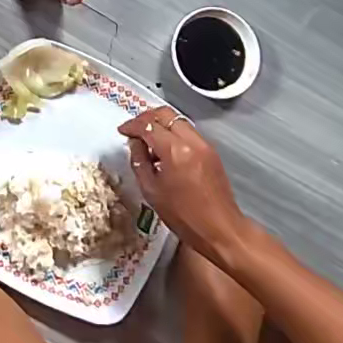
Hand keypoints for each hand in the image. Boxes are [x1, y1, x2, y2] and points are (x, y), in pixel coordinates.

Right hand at [119, 107, 256, 263]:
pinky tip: (165, 150)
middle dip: (147, 118)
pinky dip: (174, 133)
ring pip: (178, 121)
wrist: (219, 228)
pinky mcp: (211, 151)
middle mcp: (192, 141)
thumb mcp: (152, 191)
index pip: (149, 125)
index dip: (132, 125)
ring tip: (148, 142)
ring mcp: (204, 145)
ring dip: (161, 125)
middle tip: (134, 129)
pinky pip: (188, 132)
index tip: (123, 130)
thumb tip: (135, 144)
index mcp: (175, 151)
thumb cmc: (184, 216)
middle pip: (166, 114)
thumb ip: (140, 162)